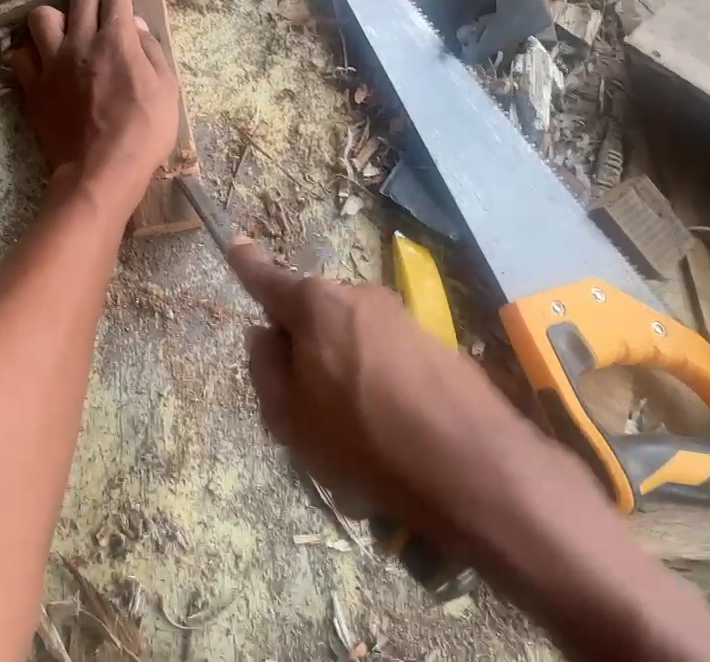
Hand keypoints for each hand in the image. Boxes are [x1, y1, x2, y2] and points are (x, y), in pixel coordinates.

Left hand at [9, 0, 180, 210]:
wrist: (100, 173)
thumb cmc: (143, 134)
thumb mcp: (167, 89)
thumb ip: (151, 51)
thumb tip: (135, 26)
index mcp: (116, 40)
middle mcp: (79, 42)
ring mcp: (51, 65)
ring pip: (41, 16)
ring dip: (56, 15)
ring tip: (66, 27)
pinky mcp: (33, 89)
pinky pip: (21, 57)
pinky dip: (32, 54)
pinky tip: (44, 62)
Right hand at [230, 240, 575, 547]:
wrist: (472, 466)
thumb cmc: (360, 439)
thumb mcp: (287, 416)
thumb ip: (265, 368)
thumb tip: (266, 336)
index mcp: (314, 305)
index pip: (268, 280)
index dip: (247, 266)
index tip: (236, 244)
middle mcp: (358, 297)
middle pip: (315, 316)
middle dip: (305, 348)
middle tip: (306, 406)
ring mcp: (402, 317)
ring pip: (353, 340)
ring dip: (345, 372)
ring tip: (354, 435)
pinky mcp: (438, 343)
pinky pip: (389, 360)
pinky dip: (381, 387)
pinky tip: (392, 437)